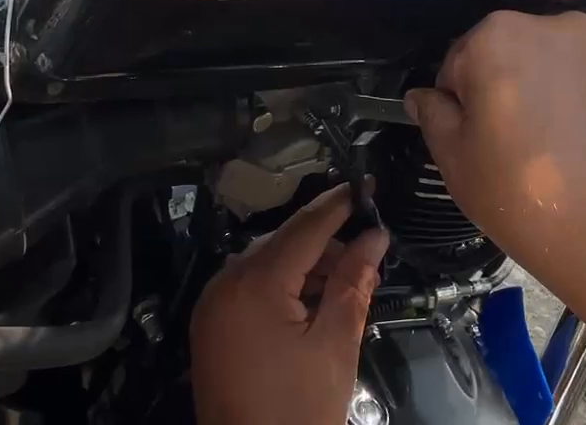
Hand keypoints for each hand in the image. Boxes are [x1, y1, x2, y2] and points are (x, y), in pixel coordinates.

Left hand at [190, 187, 390, 424]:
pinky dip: (282, 286)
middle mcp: (225, 281)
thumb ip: (352, 284)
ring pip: (266, 263)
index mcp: (255, 282)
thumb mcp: (334, 347)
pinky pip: (250, 286)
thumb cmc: (298, 411)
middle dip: (327, 242)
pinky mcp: (210, 324)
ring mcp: (213, 303)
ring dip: (306, 265)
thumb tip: (374, 238)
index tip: (366, 184)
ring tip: (346, 282)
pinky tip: (312, 302)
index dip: (339, 204)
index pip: (305, 227)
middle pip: (284, 243)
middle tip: (368, 251)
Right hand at [403, 11, 585, 321]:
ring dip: (573, 94)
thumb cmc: (544, 212)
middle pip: (522, 54)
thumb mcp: (463, 173)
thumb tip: (425, 97)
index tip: (487, 146)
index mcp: (498, 40)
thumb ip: (436, 120)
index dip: (467, 106)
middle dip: (521, 91)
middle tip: (535, 154)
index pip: (462, 62)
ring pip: (578, 64)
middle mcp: (560, 25)